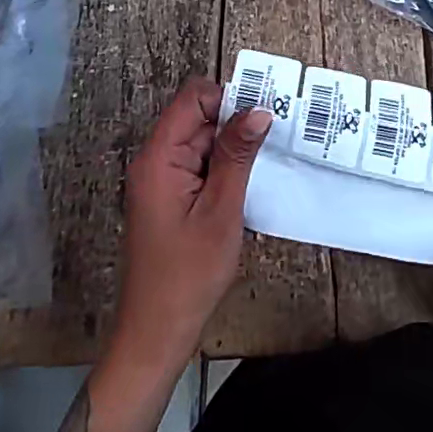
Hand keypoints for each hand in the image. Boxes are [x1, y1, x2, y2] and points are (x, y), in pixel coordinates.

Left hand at [110, 77, 272, 361]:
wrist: (158, 333)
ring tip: (268, 159)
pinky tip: (250, 180)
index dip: (229, 98)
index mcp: (159, 158)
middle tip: (276, 137)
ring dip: (234, 146)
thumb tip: (257, 110)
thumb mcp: (221, 210)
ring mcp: (162, 180)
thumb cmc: (188, 274)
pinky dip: (226, 166)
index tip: (264, 112)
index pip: (193, 99)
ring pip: (204, 140)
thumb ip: (237, 155)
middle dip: (236, 122)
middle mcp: (155, 161)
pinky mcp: (172, 196)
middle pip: (199, 117)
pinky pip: (201, 164)